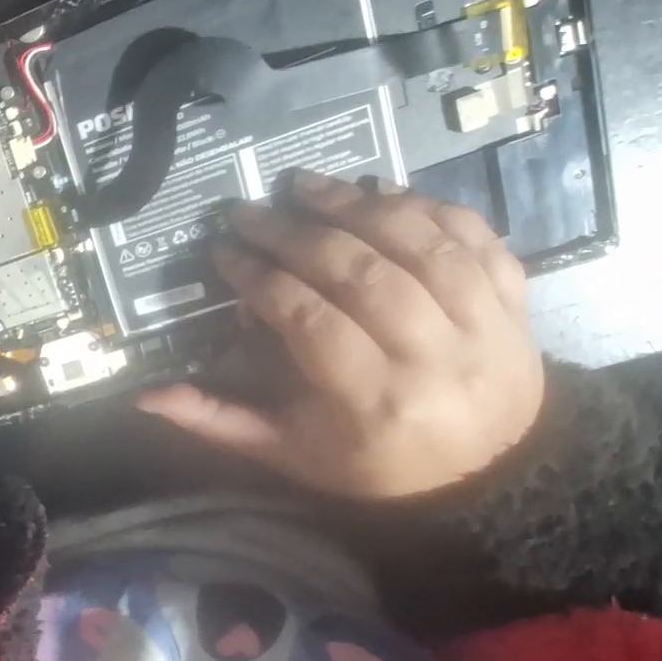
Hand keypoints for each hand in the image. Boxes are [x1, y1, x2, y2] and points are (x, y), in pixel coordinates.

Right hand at [138, 172, 543, 497]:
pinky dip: (426, 207)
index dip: (261, 279)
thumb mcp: (285, 452)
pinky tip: (380, 191)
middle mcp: (436, 358)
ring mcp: (487, 325)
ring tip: (306, 185)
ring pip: (421, 246)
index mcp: (373, 401)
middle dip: (297, 234)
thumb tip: (143, 398)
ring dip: (358, 205)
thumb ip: (216, 421)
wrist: (492, 475)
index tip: (224, 253)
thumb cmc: (371, 464)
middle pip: (362, 275)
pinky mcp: (517, 303)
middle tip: (249, 213)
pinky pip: (476, 237)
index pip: (311, 321)